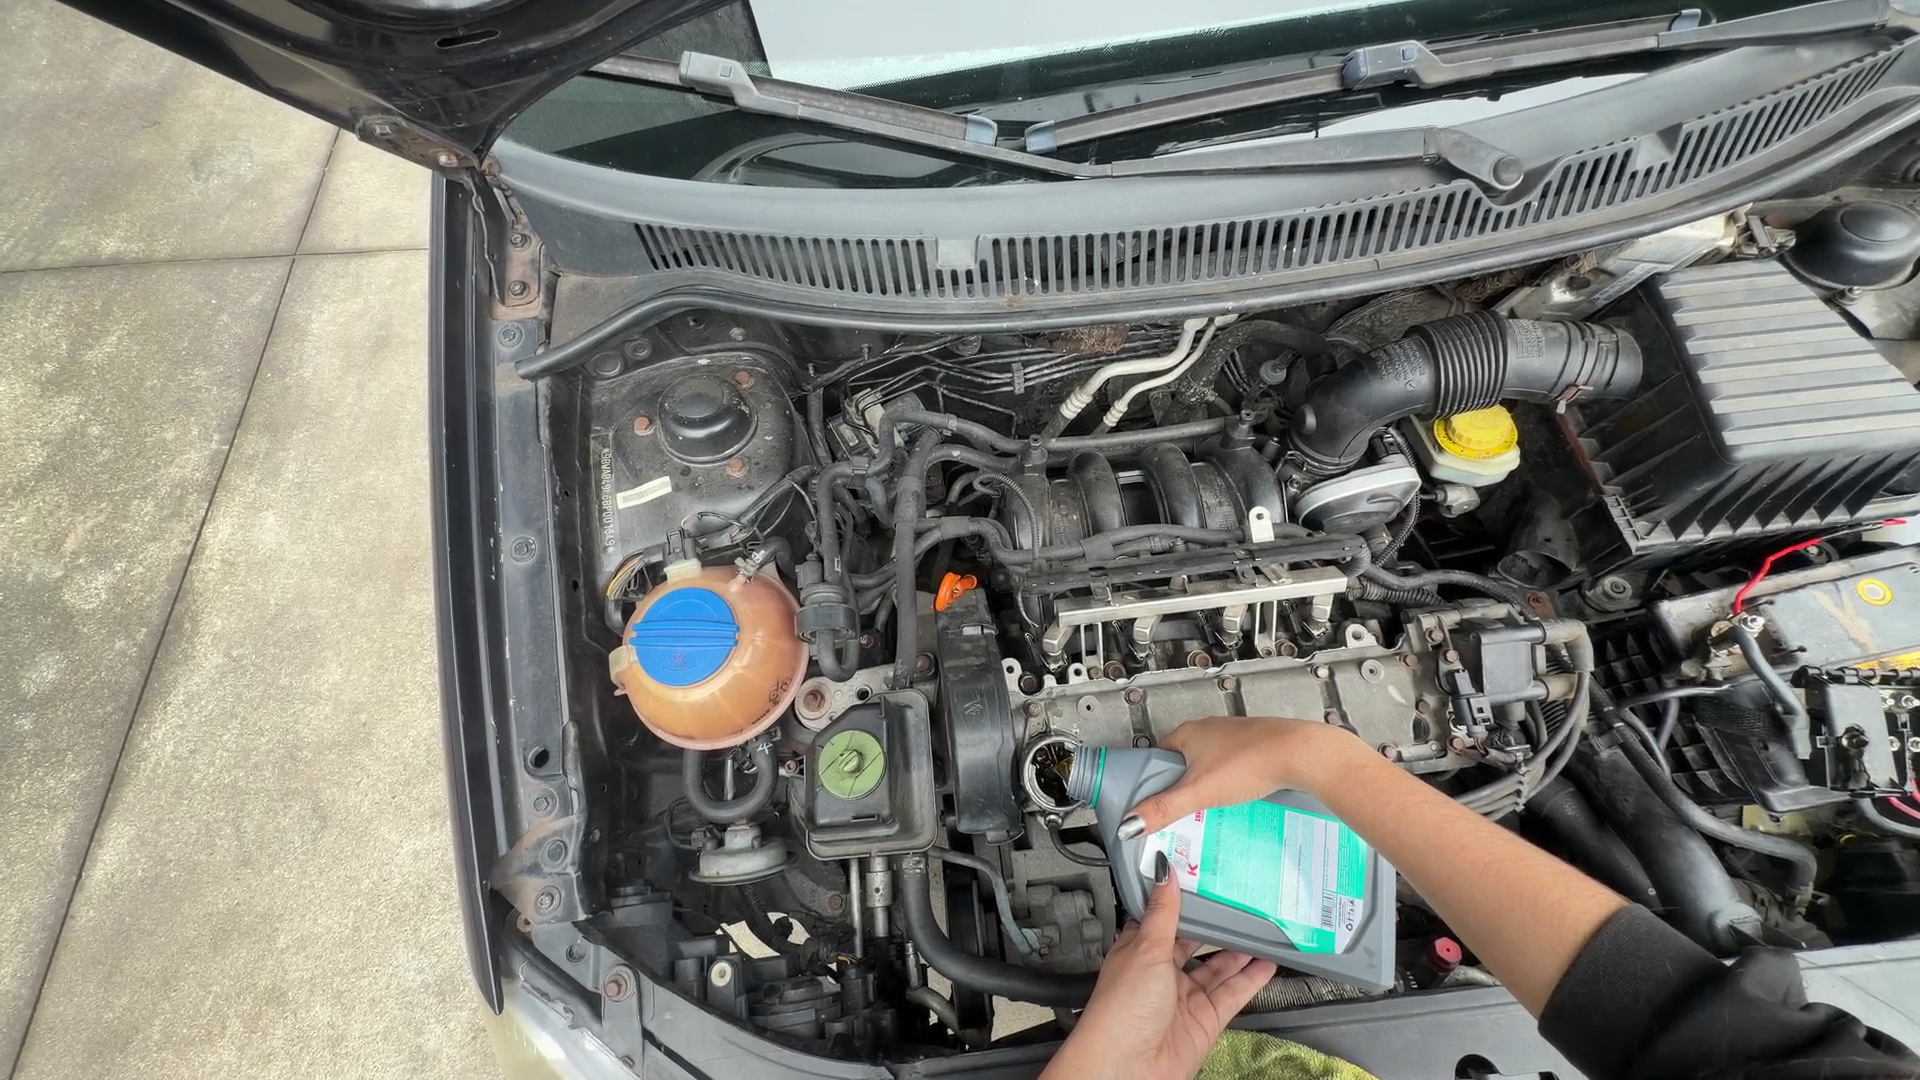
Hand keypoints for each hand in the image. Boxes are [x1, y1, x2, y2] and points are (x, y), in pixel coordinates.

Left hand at [1042, 870, 1276, 1079]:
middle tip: (1237, 901)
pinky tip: (1266, 963)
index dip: (1179, 901)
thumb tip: (1164, 872)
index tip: (1199, 879)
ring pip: (1215, 967)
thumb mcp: (1146, 947)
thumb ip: (1164, 912)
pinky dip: (1250, 979)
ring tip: (1259, 927)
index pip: (1162, 917)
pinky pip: (1231, 994)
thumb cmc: (1122, 1007)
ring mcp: (1183, 996)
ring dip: (1236, 950)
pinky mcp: (1204, 1020)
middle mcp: (1160, 970)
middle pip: (1192, 942)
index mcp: (1138, 948)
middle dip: (1212, 926)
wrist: (1128, 1068)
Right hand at [1127, 716, 1370, 834]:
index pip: (1158, 755)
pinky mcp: (1257, 744)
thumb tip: (1128, 824)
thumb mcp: (1199, 792)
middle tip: (1183, 811)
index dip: (1154, 778)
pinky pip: (1235, 764)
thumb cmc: (1248, 764)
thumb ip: (1163, 809)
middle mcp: (1208, 728)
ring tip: (1211, 808)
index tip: (1154, 801)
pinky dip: (1233, 780)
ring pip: (1211, 762)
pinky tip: (1240, 797)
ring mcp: (1234, 735)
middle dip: (1182, 784)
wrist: (1300, 754)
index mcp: (1187, 733)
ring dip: (1209, 782)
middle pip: (1185, 759)